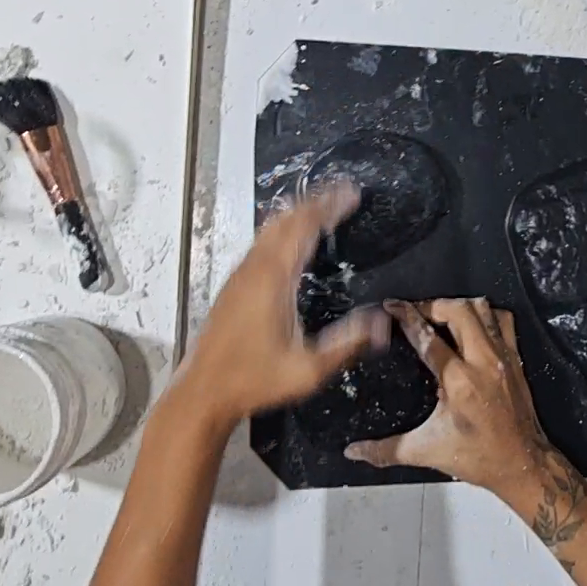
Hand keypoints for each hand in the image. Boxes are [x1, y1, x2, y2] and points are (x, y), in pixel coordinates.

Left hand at [177, 184, 389, 424]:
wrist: (203, 393)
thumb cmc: (255, 379)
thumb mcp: (308, 369)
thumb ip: (346, 344)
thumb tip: (383, 323)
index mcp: (273, 278)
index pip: (303, 227)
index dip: (328, 205)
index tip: (351, 192)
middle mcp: (254, 268)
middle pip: (284, 219)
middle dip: (314, 201)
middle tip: (342, 192)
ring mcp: (240, 274)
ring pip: (269, 228)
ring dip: (296, 212)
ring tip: (322, 206)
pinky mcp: (233, 284)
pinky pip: (260, 241)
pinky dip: (282, 228)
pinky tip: (291, 238)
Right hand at [344, 298, 552, 497]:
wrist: (523, 464)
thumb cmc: (477, 457)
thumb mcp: (427, 452)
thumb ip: (386, 450)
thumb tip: (352, 452)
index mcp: (459, 382)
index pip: (428, 338)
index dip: (407, 317)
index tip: (392, 305)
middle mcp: (482, 361)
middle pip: (458, 311)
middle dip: (433, 305)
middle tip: (416, 311)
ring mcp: (502, 356)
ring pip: (482, 309)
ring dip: (458, 305)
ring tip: (441, 314)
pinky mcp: (515, 357)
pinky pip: (503, 320)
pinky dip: (486, 314)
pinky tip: (471, 323)